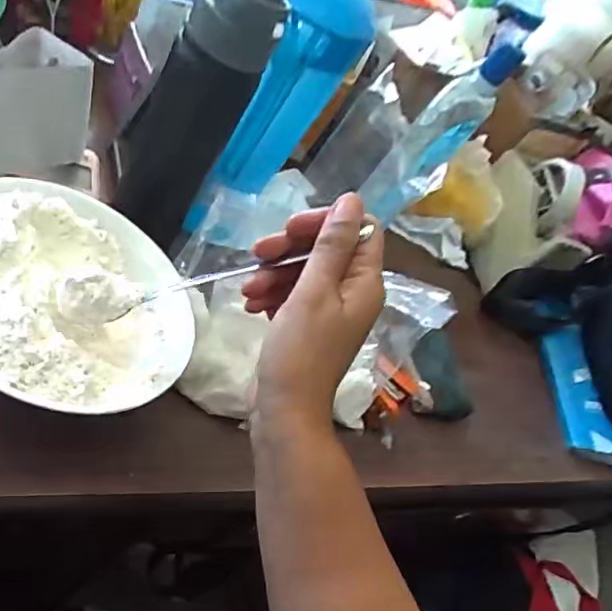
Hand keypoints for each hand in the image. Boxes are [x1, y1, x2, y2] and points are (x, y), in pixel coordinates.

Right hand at [240, 193, 384, 425]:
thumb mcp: (312, 294)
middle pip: (325, 253)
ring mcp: (327, 316)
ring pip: (303, 276)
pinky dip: (271, 297)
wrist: (284, 410)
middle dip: (289, 251)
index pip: (358, 231)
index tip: (288, 230)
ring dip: (273, 276)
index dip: (324, 223)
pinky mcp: (305, 332)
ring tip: (247, 291)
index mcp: (364, 284)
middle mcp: (351, 296)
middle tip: (258, 254)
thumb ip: (330, 246)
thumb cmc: (299, 353)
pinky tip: (250, 306)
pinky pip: (291, 300)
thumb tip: (351, 200)